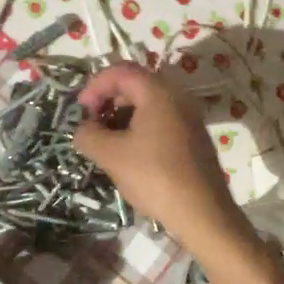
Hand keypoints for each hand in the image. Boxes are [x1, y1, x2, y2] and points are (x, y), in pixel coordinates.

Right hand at [73, 63, 246, 246]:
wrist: (202, 212)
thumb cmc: (155, 177)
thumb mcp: (111, 156)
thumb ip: (89, 135)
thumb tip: (83, 129)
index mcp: (158, 92)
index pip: (121, 71)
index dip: (95, 86)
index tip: (81, 110)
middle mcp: (178, 97)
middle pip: (136, 85)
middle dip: (109, 101)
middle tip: (93, 126)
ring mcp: (190, 118)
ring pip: (150, 106)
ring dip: (124, 118)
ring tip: (108, 144)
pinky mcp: (194, 139)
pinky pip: (163, 122)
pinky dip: (141, 130)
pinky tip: (132, 156)